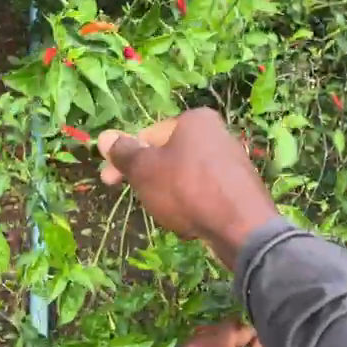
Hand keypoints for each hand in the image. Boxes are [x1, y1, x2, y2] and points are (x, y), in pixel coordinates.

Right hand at [97, 108, 279, 267]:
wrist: (241, 226)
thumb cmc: (187, 189)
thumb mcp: (145, 170)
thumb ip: (124, 154)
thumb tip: (105, 137)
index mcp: (195, 121)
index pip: (149, 135)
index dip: (125, 158)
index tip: (109, 180)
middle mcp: (217, 134)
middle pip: (169, 156)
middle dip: (149, 179)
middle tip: (136, 200)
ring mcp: (232, 162)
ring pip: (185, 178)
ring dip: (169, 195)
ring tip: (167, 215)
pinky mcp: (240, 189)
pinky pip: (204, 194)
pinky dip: (192, 206)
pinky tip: (189, 224)